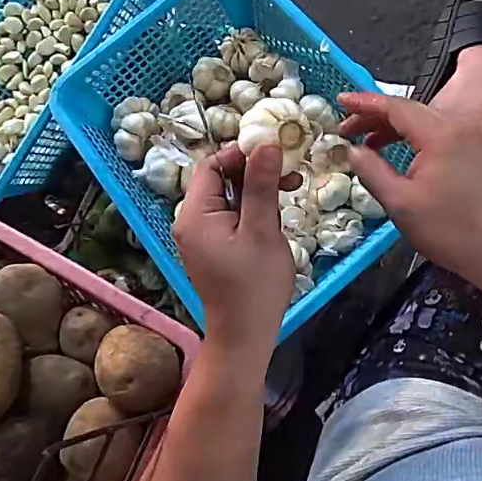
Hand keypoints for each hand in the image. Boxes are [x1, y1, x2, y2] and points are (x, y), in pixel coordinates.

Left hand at [173, 143, 292, 361]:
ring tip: (290, 191)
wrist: (245, 336)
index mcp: (195, 214)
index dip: (242, 154)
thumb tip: (265, 144)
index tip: (276, 152)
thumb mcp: (262, 231)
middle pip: (220, 179)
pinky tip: (275, 214)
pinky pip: (230, 215)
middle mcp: (191, 220)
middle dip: (254, 171)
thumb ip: (261, 186)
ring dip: (258, 189)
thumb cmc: (254, 286)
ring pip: (229, 196)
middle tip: (291, 174)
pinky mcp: (213, 246)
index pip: (211, 165)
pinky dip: (252, 209)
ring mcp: (201, 235)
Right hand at [340, 92, 481, 326]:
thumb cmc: (448, 229)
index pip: (395, 106)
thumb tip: (352, 150)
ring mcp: (470, 143)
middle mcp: (457, 130)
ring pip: (423, 123)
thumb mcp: (400, 202)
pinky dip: (411, 138)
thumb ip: (371, 170)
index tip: (340, 100)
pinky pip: (436, 136)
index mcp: (439, 135)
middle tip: (346, 127)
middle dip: (375, 115)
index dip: (365, 102)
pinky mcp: (475, 157)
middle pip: (410, 110)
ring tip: (365, 141)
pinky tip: (397, 154)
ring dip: (392, 127)